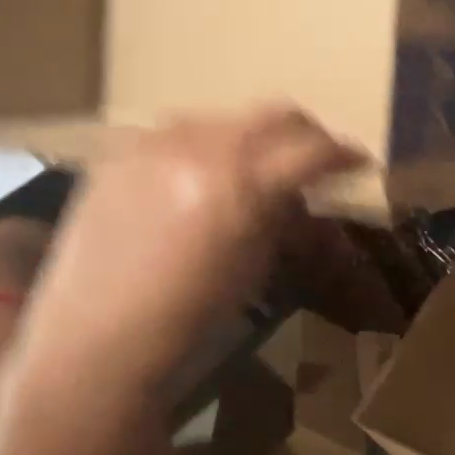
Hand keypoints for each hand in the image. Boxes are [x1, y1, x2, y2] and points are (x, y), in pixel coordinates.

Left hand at [9, 105, 363, 401]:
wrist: (96, 340)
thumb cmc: (191, 316)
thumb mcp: (258, 261)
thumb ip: (285, 212)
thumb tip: (304, 189)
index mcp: (242, 182)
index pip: (314, 148)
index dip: (345, 155)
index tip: (358, 165)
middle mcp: (199, 147)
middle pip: (275, 114)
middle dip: (306, 135)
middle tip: (317, 159)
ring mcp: (153, 143)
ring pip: (227, 118)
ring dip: (253, 139)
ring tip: (254, 171)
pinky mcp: (118, 151)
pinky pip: (178, 133)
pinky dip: (204, 149)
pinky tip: (201, 181)